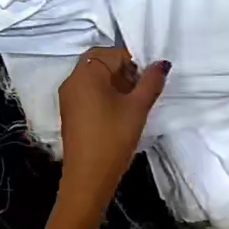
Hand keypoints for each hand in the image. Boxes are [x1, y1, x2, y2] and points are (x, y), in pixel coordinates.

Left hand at [56, 46, 168, 206]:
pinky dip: (103, 93)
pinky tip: (118, 111)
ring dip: (113, 81)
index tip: (147, 79)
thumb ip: (150, 82)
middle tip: (140, 89)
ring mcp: (67, 96)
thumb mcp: (138, 108)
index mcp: (86, 73)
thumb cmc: (113, 137)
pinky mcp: (69, 110)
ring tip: (132, 102)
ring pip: (92, 76)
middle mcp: (71, 79)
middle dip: (122, 69)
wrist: (88, 175)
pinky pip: (86, 90)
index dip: (133, 61)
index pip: (112, 53)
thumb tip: (161, 64)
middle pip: (99, 61)